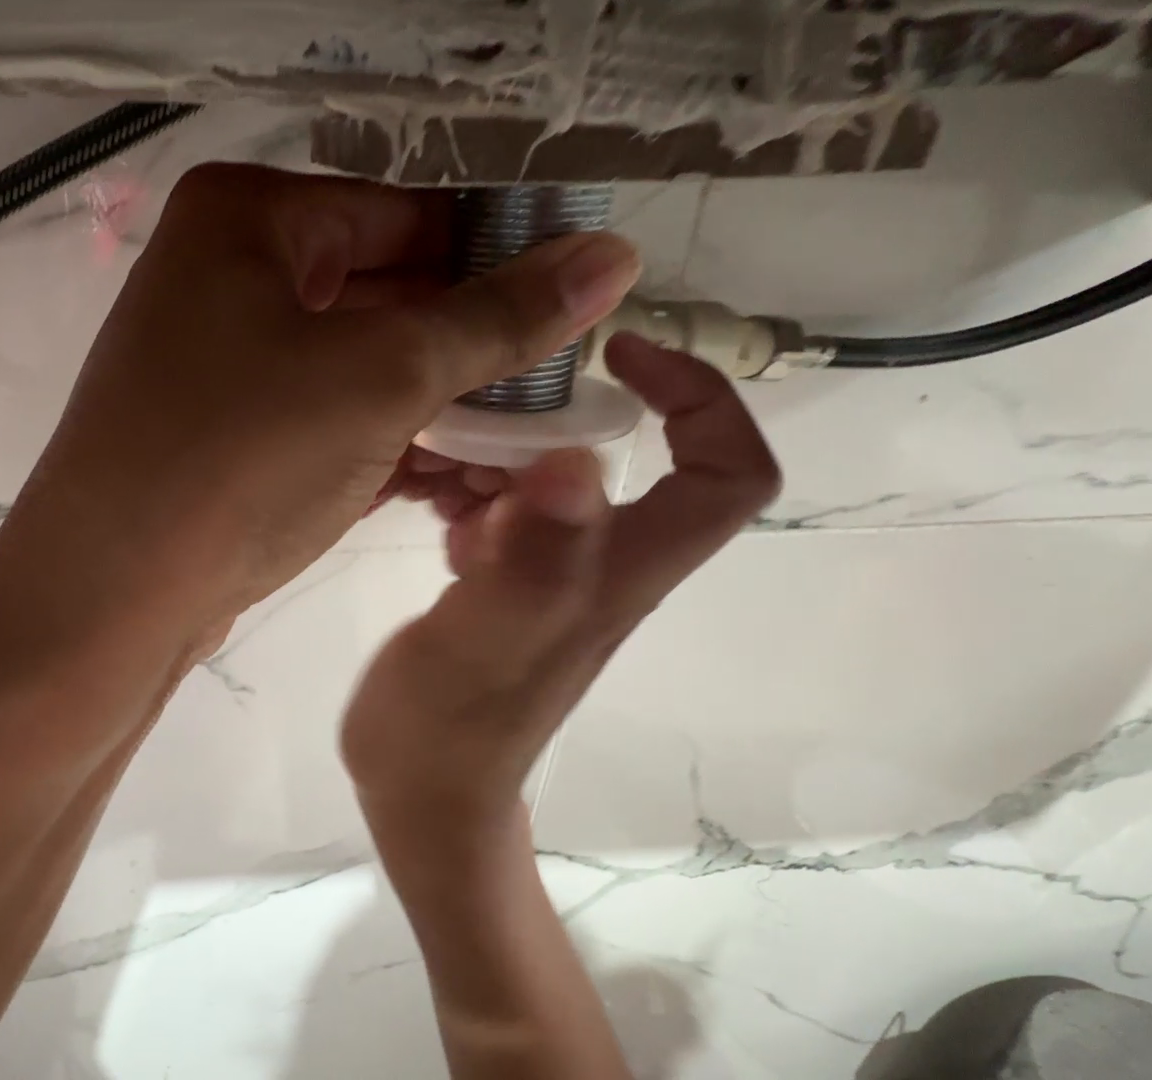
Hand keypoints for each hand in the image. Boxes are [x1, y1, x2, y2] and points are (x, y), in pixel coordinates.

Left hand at [0, 163, 641, 644]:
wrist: (109, 596)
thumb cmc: (240, 458)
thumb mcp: (381, 377)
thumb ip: (498, 319)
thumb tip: (613, 255)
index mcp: (247, 218)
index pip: (410, 214)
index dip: (503, 259)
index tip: (587, 304)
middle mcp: (226, 274)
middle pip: (386, 292)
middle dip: (474, 347)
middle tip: (565, 390)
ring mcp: (224, 359)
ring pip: (360, 364)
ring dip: (440, 405)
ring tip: (529, 444)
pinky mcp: (230, 434)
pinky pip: (329, 416)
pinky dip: (390, 443)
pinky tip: (461, 479)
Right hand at [341, 335, 781, 825]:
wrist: (423, 793)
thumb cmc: (449, 730)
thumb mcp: (481, 642)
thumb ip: (532, 562)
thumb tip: (577, 463)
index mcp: (620, 569)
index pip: (728, 473)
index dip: (702, 398)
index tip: (621, 354)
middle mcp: (601, 564)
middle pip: (633, 456)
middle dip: (566, 410)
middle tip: (488, 401)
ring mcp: (553, 576)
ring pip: (560, 476)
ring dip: (508, 447)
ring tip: (439, 454)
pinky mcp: (508, 585)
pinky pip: (509, 507)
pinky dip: (475, 484)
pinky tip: (427, 501)